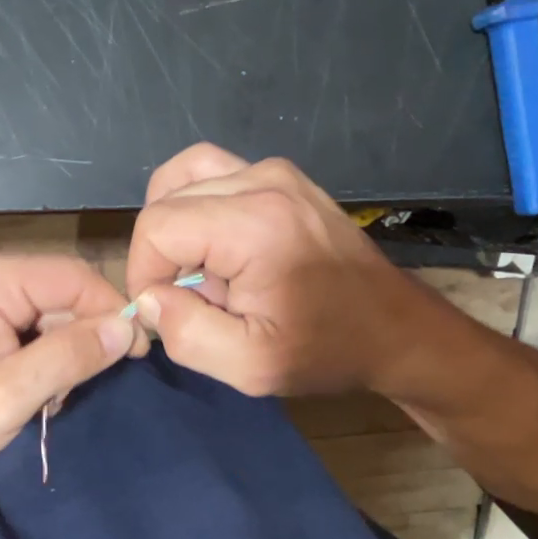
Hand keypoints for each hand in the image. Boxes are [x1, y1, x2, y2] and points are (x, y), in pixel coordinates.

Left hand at [0, 247, 133, 488]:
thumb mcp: (8, 396)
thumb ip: (69, 358)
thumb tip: (127, 329)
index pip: (74, 277)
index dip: (112, 313)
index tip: (134, 356)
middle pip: (61, 292)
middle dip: (78, 341)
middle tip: (68, 392)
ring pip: (48, 310)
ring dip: (58, 354)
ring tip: (41, 397)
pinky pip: (27, 320)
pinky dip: (38, 355)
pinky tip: (25, 387)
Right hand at [125, 143, 440, 397]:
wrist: (393, 330)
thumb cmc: (324, 351)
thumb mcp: (249, 366)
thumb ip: (186, 333)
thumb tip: (148, 299)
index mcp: (255, 225)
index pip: (157, 226)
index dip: (144, 273)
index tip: (165, 312)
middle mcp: (263, 181)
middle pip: (165, 199)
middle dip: (159, 255)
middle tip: (190, 300)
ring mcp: (276, 172)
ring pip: (183, 177)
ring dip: (174, 228)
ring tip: (196, 272)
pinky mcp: (283, 177)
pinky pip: (213, 175)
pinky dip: (196, 210)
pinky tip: (215, 252)